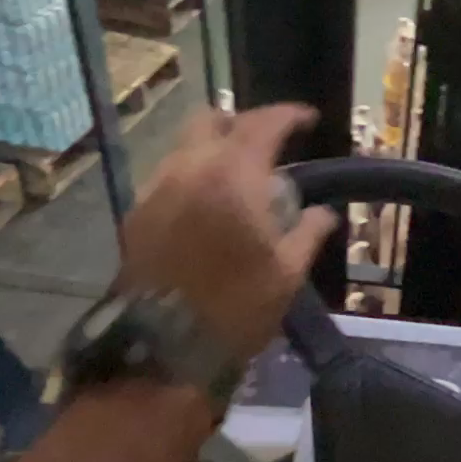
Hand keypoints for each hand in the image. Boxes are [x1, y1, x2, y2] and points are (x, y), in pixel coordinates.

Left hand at [116, 104, 339, 357]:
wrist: (166, 346)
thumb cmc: (239, 309)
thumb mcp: (288, 274)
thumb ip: (308, 233)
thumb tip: (324, 213)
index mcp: (232, 177)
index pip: (262, 124)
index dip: (288, 115)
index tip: (308, 119)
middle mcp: (188, 169)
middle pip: (212, 120)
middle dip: (242, 124)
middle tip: (267, 145)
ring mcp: (155, 189)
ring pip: (184, 146)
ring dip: (214, 149)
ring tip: (238, 178)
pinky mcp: (137, 214)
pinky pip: (167, 176)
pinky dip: (192, 176)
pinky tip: (208, 206)